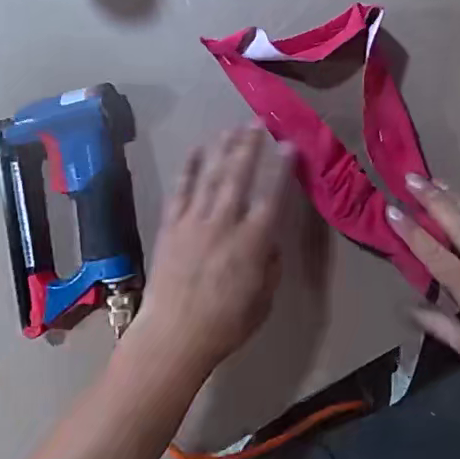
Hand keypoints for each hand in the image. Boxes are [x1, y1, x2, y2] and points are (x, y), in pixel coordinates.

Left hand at [128, 125, 294, 378]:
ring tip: (232, 129)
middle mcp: (224, 223)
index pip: (272, 197)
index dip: (282, 169)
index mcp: (253, 242)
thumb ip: (270, 266)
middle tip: (257, 123)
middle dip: (250, 147)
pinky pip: (181, 190)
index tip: (288, 145)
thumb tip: (269, 243)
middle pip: (239, 176)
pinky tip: (197, 150)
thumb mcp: (263, 300)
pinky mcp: (170, 226)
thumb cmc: (225, 325)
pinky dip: (189, 168)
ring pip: (211, 176)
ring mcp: (194, 221)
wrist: (174, 335)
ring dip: (223, 149)